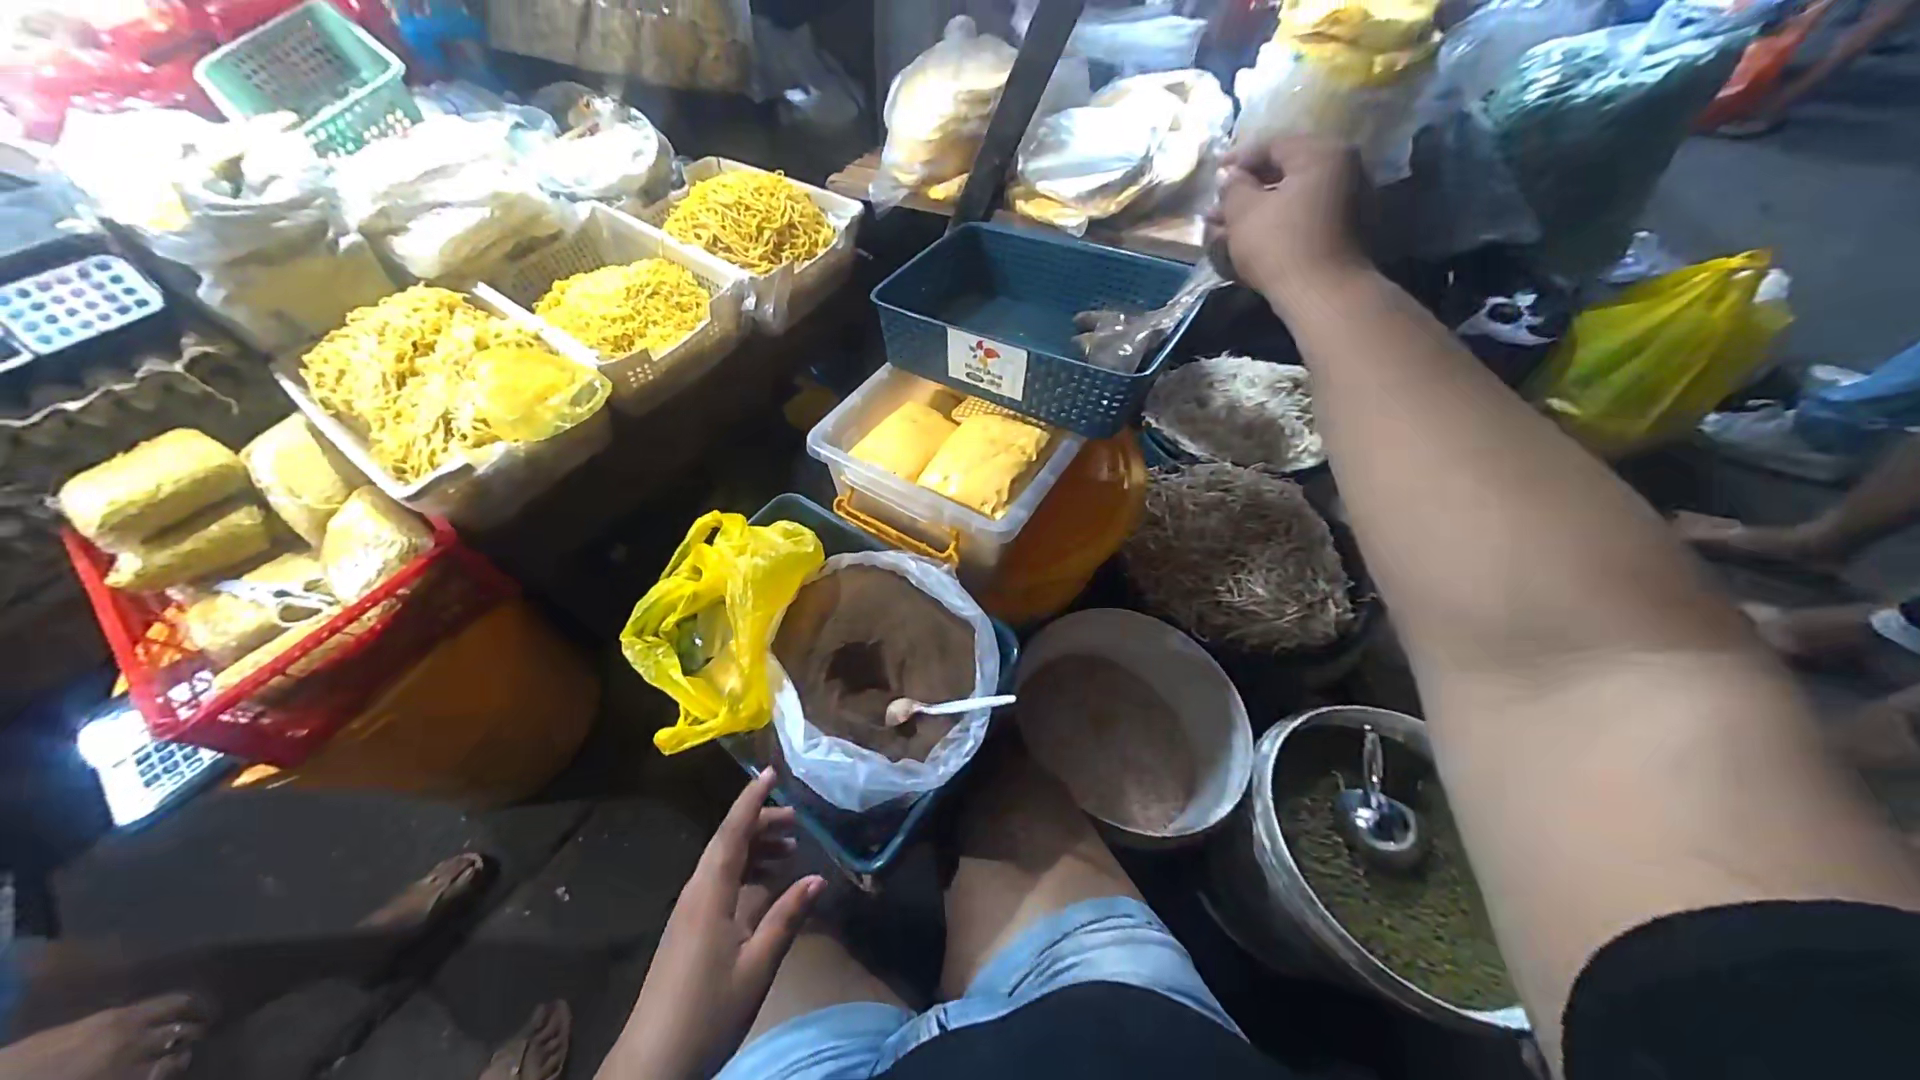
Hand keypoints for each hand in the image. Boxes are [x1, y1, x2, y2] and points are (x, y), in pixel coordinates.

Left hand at [600, 769, 824, 1079]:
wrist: (652, 1064)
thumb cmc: (708, 1011)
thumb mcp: (758, 966)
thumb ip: (787, 917)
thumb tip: (817, 877)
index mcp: (709, 894)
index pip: (731, 832)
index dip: (751, 801)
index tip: (770, 773)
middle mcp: (696, 893)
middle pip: (728, 842)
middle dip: (760, 823)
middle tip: (796, 821)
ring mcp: (689, 911)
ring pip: (723, 862)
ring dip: (754, 848)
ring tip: (788, 850)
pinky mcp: (688, 928)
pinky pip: (719, 882)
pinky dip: (745, 872)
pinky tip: (765, 886)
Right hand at [1211, 136, 1371, 309]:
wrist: (1324, 295)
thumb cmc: (1280, 246)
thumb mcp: (1244, 212)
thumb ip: (1233, 187)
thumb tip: (1231, 177)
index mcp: (1322, 154)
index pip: (1273, 145)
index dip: (1238, 158)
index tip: (1214, 174)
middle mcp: (1343, 169)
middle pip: (1286, 172)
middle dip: (1246, 190)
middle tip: (1217, 208)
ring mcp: (1349, 201)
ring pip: (1293, 197)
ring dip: (1258, 210)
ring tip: (1226, 230)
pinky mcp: (1345, 232)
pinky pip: (1305, 217)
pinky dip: (1278, 223)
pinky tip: (1253, 239)